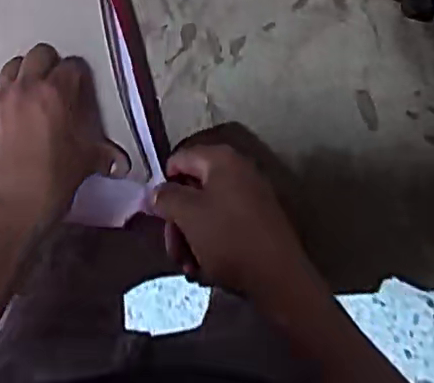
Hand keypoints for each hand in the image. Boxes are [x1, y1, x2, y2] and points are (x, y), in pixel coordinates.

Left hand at [0, 43, 125, 240]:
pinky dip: (5, 92)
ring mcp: (2, 98)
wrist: (2, 213)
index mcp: (57, 93)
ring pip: (13, 65)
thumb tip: (120, 162)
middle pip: (40, 53)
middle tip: (57, 87)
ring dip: (26, 73)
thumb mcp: (84, 164)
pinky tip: (12, 110)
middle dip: (51, 64)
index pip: (73, 65)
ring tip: (33, 94)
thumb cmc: (49, 185)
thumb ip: (103, 154)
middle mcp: (28, 87)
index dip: (79, 77)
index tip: (81, 92)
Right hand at [150, 143, 319, 304]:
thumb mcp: (189, 215)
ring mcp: (250, 193)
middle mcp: (237, 168)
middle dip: (177, 222)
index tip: (156, 215)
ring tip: (190, 267)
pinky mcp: (258, 218)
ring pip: (207, 211)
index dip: (163, 185)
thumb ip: (167, 198)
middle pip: (192, 188)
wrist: (277, 274)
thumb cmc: (229, 237)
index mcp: (220, 159)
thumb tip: (156, 191)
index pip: (179, 159)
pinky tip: (207, 269)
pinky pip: (225, 223)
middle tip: (174, 251)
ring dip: (191, 238)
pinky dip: (211, 243)